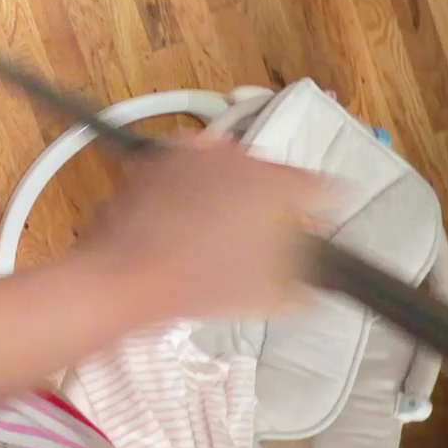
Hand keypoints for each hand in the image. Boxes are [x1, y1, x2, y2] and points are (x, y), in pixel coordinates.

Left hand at [71, 138, 319, 323]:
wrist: (126, 273)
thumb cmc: (199, 283)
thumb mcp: (271, 294)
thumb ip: (303, 277)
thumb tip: (309, 279)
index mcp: (276, 182)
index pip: (322, 187)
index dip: (322, 209)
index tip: (318, 222)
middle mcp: (235, 157)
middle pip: (270, 172)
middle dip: (271, 198)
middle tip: (266, 231)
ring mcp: (191, 153)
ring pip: (226, 166)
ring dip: (229, 188)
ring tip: (221, 226)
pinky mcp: (155, 160)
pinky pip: (185, 170)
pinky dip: (190, 186)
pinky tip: (185, 216)